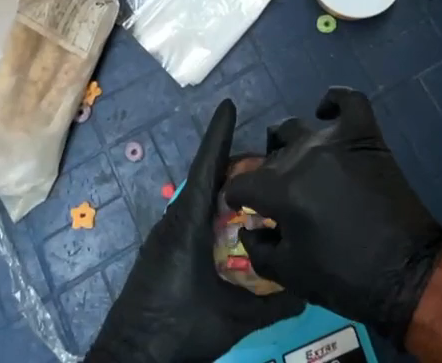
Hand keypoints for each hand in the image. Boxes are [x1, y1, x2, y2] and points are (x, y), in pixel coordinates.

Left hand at [84, 100, 304, 362]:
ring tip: (256, 187)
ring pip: (199, 200)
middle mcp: (174, 222)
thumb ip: (274, 304)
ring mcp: (164, 238)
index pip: (207, 167)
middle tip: (267, 157)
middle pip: (206, 180)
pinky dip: (213, 211)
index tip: (229, 104)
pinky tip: (232, 225)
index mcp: (188, 224)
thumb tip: (312, 289)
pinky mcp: (161, 255)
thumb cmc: (178, 331)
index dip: (219, 134)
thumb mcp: (233, 321)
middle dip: (233, 164)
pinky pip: (191, 219)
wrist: (130, 360)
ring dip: (223, 190)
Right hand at [224, 87, 441, 346]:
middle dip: (267, 179)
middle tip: (280, 198)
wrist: (404, 271)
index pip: (242, 183)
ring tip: (298, 163)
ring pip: (297, 127)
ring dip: (290, 146)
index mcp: (280, 189)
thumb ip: (258, 249)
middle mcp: (301, 156)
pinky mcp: (365, 135)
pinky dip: (334, 101)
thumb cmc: (343, 277)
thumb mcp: (290, 274)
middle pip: (270, 157)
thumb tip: (250, 229)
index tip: (241, 206)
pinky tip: (327, 113)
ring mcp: (334, 140)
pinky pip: (348, 101)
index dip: (236, 197)